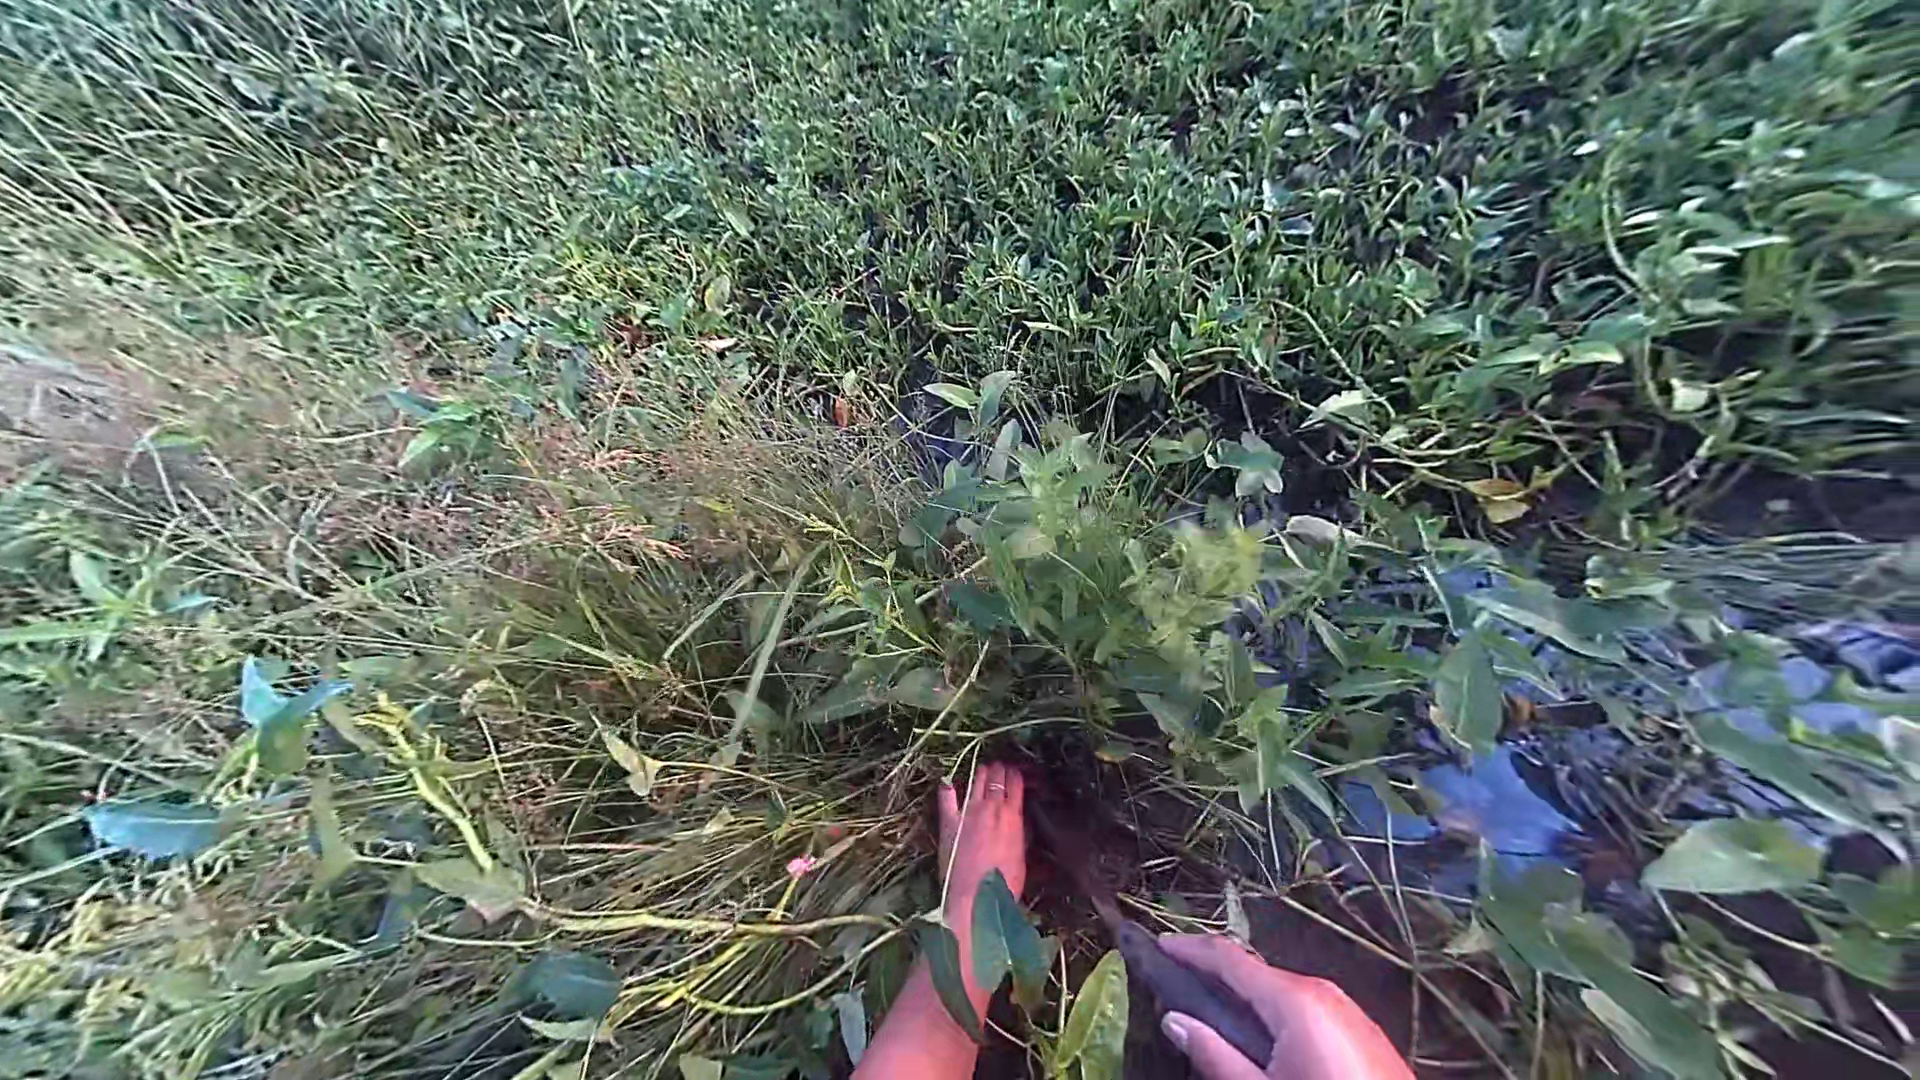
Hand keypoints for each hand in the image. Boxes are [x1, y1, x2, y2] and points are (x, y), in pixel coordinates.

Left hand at [936, 761, 1026, 911]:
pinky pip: (947, 796)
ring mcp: (969, 811)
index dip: (1015, 774)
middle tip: (1000, 766)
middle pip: (997, 777)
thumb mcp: (1021, 856)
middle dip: (999, 769)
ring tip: (983, 768)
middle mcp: (991, 808)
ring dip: (981, 772)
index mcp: (1012, 816)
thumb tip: (1018, 821)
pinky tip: (947, 780)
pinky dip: (947, 786)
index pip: (1015, 784)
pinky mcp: (950, 820)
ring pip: (976, 780)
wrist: (976, 898)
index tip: (1015, 771)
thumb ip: (1020, 834)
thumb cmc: (1004, 885)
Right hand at [1156, 934, 1411, 1079]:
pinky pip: (1308, 1011)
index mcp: (1294, 999)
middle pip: (1254, 972)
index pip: (1227, 956)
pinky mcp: (1366, 1035)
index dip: (1189, 948)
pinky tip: (1269, 1046)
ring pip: (1281, 992)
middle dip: (1216, 976)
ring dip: (1247, 998)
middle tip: (1180, 988)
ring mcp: (1349, 1011)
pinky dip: (1278, 1016)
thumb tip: (1172, 1018)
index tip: (1157, 945)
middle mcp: (1321, 991)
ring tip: (1219, 1018)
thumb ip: (1216, 1055)